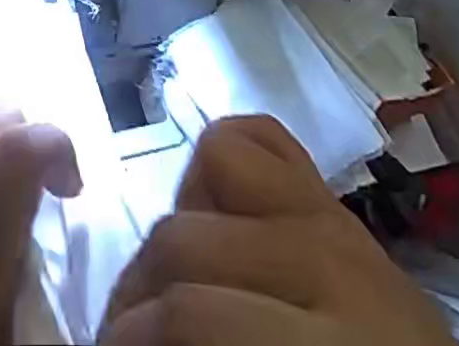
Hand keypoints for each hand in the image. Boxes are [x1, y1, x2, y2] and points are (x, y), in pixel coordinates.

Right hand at [100, 116, 457, 345]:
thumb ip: (207, 340)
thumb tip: (136, 333)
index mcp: (323, 339)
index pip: (190, 311)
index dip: (131, 335)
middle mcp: (324, 255)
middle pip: (187, 237)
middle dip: (139, 286)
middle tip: (130, 326)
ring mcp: (328, 208)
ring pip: (219, 155)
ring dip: (181, 214)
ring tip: (177, 266)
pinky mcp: (326, 191)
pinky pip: (262, 132)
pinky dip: (226, 159)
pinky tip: (216, 210)